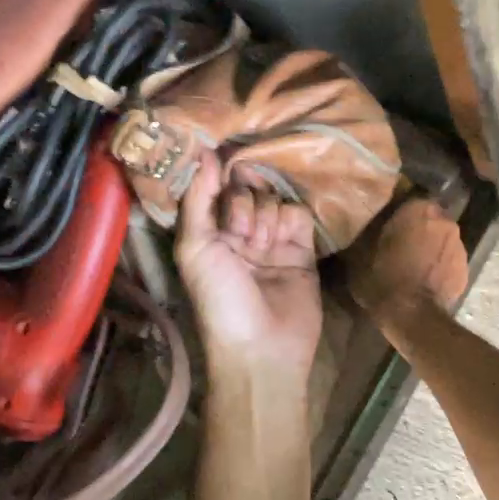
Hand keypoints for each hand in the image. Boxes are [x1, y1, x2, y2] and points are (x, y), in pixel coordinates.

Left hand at [176, 157, 322, 380]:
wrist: (263, 347)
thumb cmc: (220, 299)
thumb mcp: (195, 248)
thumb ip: (198, 199)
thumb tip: (203, 152)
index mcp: (208, 234)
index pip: (216, 188)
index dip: (220, 178)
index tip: (223, 167)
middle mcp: (239, 235)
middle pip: (247, 190)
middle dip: (244, 203)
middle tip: (241, 232)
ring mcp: (272, 242)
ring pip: (273, 200)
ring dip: (266, 215)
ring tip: (262, 245)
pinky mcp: (302, 252)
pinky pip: (300, 216)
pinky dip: (292, 218)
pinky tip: (283, 237)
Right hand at [348, 198, 467, 318]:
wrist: (412, 316)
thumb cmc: (383, 279)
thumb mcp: (360, 253)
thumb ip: (367, 230)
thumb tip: (365, 223)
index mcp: (419, 208)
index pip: (409, 199)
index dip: (397, 213)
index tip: (387, 226)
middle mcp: (445, 221)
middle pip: (429, 220)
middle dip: (417, 229)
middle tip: (399, 246)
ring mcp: (460, 246)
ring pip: (441, 241)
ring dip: (430, 248)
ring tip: (413, 266)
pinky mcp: (465, 269)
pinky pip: (449, 262)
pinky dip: (440, 268)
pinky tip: (426, 280)